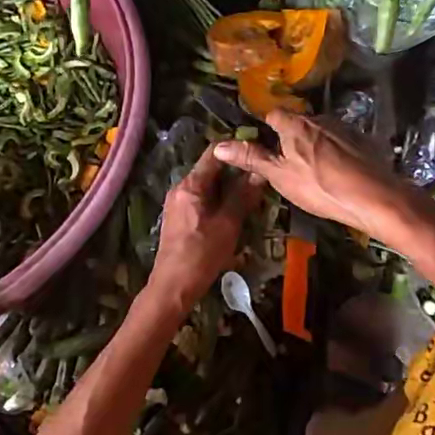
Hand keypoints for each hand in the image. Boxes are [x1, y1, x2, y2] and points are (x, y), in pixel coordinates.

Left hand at [148, 145, 264, 305]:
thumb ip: (242, 196)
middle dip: (236, 171)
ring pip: (208, 185)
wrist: (173, 286)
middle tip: (261, 175)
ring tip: (253, 192)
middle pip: (211, 169)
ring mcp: (178, 202)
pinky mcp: (180, 217)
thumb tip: (259, 172)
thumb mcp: (228, 225)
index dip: (236, 148)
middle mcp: (180, 188)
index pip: (214, 153)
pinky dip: (219, 200)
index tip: (258, 150)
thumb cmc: (201, 254)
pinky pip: (203, 199)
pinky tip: (235, 210)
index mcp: (190, 184)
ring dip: (229, 187)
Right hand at [212, 111, 423, 241]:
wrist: (373, 197)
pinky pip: (340, 142)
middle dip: (291, 137)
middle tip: (287, 163)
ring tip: (313, 171)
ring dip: (314, 145)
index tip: (264, 145)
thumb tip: (219, 145)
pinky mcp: (363, 141)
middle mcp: (319, 118)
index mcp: (295, 124)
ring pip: (320, 132)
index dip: (266, 128)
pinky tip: (337, 173)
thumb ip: (251, 158)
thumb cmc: (319, 186)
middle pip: (298, 122)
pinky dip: (335, 153)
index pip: (273, 114)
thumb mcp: (279, 176)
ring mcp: (343, 128)